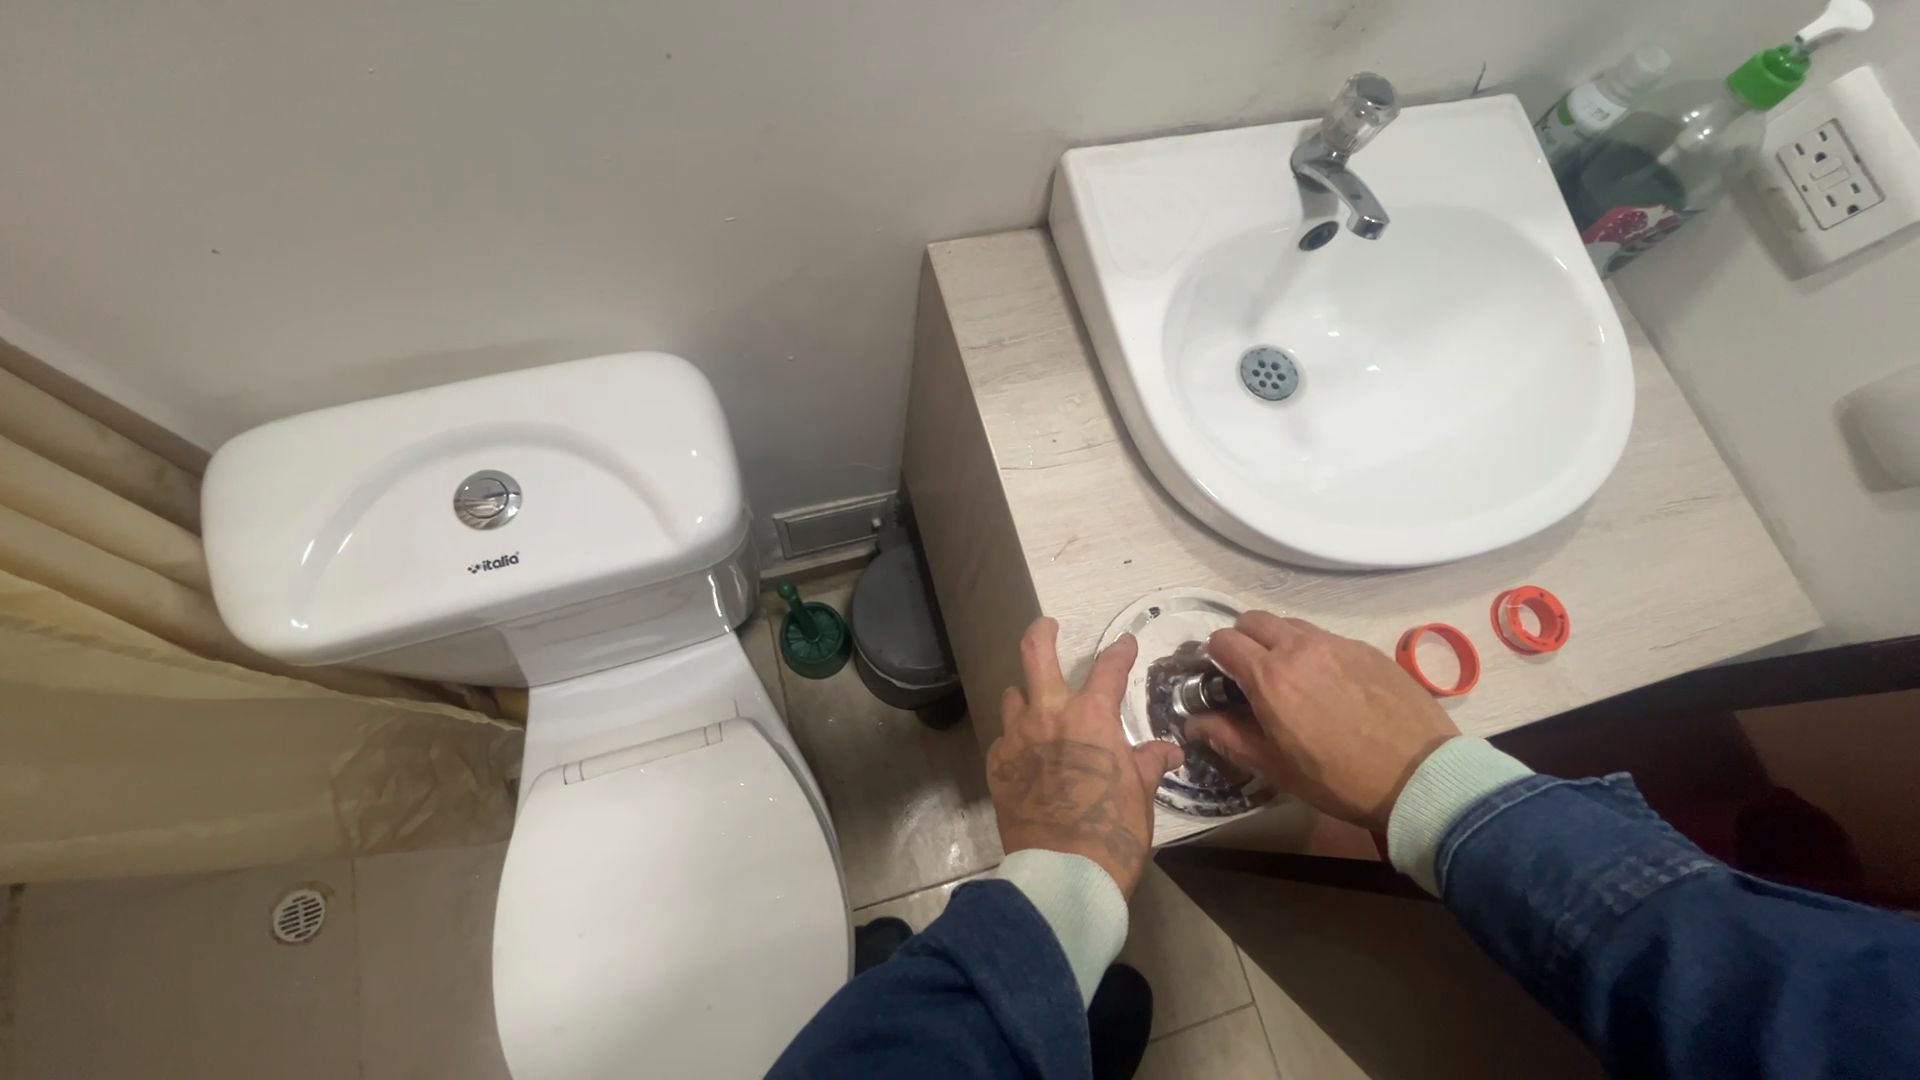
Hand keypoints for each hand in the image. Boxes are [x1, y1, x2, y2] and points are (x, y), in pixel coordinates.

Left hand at [987, 617, 1183, 897]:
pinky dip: (1016, 740)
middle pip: (1035, 654)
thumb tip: (1169, 750)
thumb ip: (1148, 762)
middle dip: (1041, 632)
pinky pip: (1004, 738)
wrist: (1063, 872)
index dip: (1121, 651)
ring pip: (1013, 696)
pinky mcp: (997, 764)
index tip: (1126, 643)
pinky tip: (1026, 756)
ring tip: (1035, 706)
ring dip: (1026, 696)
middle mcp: (1049, 714)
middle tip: (1046, 625)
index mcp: (1091, 716)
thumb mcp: (1139, 794)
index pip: (1109, 668)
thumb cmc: (1112, 830)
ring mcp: (1016, 737)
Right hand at [1184, 612, 1458, 833]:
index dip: (1214, 656)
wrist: (1422, 778)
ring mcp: (1336, 644)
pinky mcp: (1366, 649)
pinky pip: (1326, 637)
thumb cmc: (1340, 779)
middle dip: (1242, 639)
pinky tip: (1330, 684)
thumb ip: (1228, 737)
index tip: (1220, 677)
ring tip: (1291, 675)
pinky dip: (1314, 651)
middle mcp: (1298, 648)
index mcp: (1269, 676)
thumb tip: (1193, 724)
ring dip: (1278, 641)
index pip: (1222, 640)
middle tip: (1251, 672)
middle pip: (1252, 619)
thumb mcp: (1275, 766)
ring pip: (1290, 624)